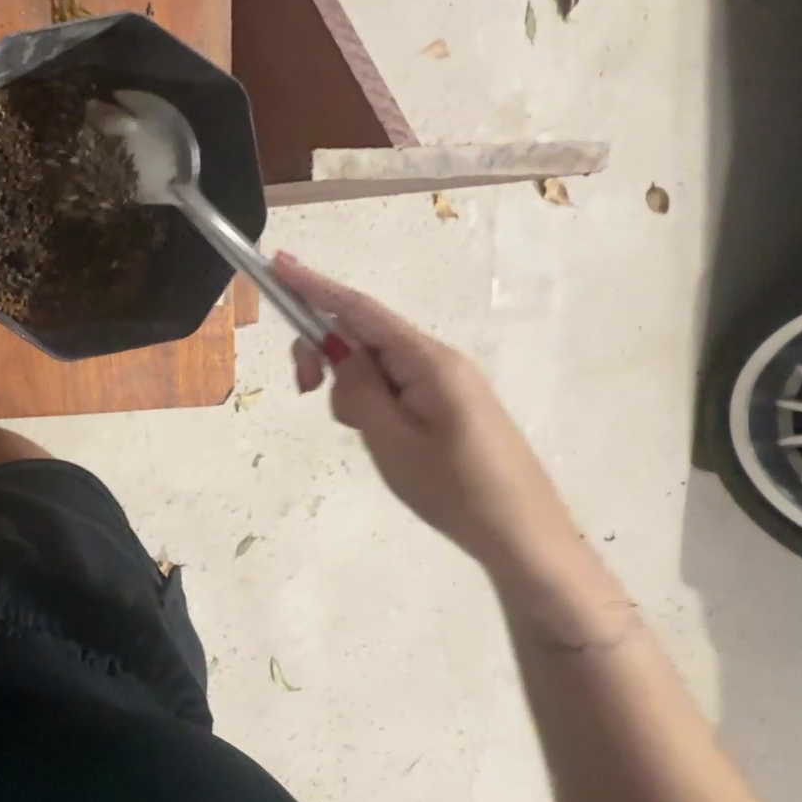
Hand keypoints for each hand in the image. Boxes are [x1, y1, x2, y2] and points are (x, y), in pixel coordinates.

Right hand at [275, 253, 573, 570]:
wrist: (523, 538)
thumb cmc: (454, 489)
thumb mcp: (389, 438)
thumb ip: (355, 386)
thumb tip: (332, 344)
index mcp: (428, 361)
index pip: (359, 310)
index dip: (315, 286)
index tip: (278, 264)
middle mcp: (436, 361)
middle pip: (361, 334)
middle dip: (323, 353)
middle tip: (304, 390)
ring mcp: (442, 382)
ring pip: (371, 363)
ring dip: (346, 386)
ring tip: (357, 430)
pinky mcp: (443, 403)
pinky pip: (389, 383)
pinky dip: (366, 399)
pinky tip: (375, 433)